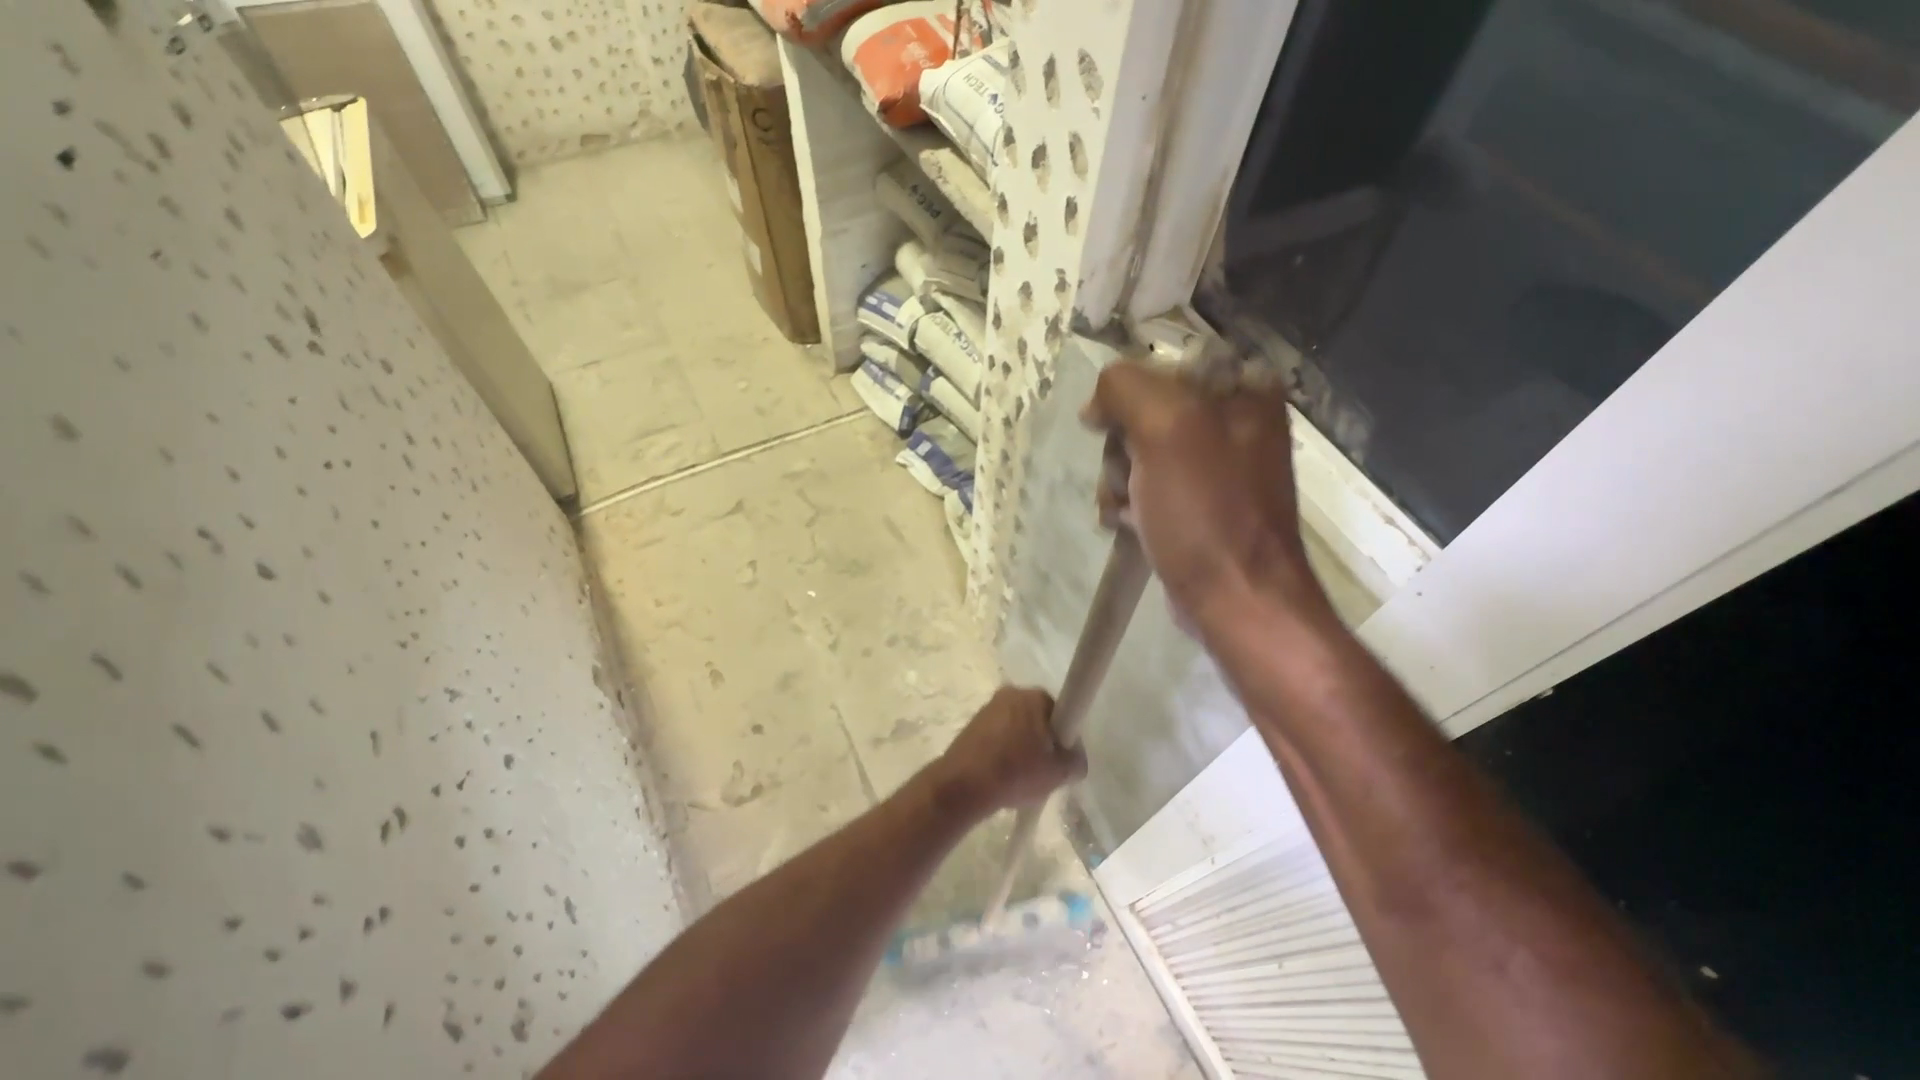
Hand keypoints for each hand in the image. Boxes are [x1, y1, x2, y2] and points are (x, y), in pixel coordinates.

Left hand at [933, 687, 1085, 814]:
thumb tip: (1075, 759)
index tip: (1061, 759)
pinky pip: (997, 738)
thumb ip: (1077, 761)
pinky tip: (1003, 778)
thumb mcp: (1059, 772)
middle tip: (1045, 771)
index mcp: (1032, 696)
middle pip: (1037, 719)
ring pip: (1016, 730)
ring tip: (1021, 779)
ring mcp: (986, 709)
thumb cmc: (1015, 772)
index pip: (1060, 712)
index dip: (1065, 736)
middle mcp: (1009, 694)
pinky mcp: (970, 727)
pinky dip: (1003, 754)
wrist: (963, 786)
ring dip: (1022, 749)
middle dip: (1043, 742)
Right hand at [1080, 358, 1323, 625]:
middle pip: (1146, 410)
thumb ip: (1125, 388)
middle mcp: (1238, 418)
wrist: (1238, 600)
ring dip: (1119, 479)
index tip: (1115, 428)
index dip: (1128, 397)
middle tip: (1127, 474)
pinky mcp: (1203, 505)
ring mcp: (1220, 465)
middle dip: (1122, 445)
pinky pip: (1149, 487)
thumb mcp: (1165, 428)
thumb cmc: (1207, 511)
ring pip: (1140, 451)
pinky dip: (1130, 503)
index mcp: (1245, 386)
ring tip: (1124, 508)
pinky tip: (1126, 524)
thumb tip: (1097, 406)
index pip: (1160, 364)